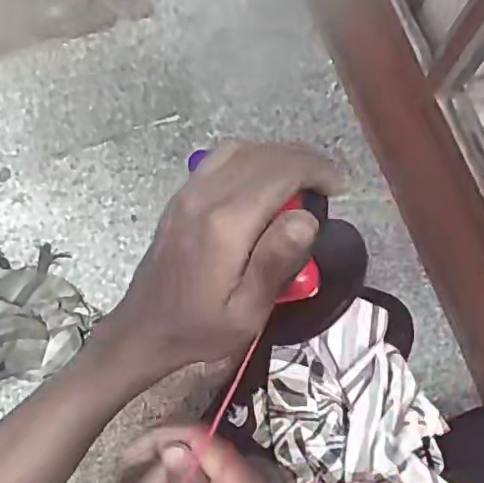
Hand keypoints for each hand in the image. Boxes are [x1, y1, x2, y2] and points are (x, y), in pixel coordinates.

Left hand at [95, 142, 342, 379]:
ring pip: (239, 151)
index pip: (281, 173)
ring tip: (301, 179)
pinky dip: (249, 160)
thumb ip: (275, 263)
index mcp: (225, 225)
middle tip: (328, 182)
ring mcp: (187, 195)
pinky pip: (218, 162)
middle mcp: (204, 198)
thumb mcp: (246, 312)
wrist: (143, 331)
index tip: (340, 187)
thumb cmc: (198, 330)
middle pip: (263, 155)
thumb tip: (306, 218)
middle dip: (303, 160)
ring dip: (276, 156)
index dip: (318, 170)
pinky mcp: (179, 201)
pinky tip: (263, 183)